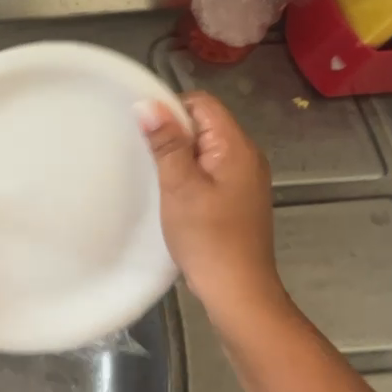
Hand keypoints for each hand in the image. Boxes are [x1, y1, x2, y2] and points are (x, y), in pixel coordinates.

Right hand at [137, 92, 284, 318]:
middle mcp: (247, 155)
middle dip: (173, 133)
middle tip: (146, 157)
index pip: (202, 103)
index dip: (170, 109)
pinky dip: (189, 173)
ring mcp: (245, 177)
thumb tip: (147, 104)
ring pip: (205, 148)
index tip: (144, 132)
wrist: (237, 288)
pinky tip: (174, 194)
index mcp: (236, 146)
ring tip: (157, 177)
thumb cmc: (207, 237)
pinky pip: (210, 169)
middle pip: (205, 123)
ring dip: (179, 156)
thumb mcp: (179, 186)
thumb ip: (166, 143)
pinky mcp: (238, 196)